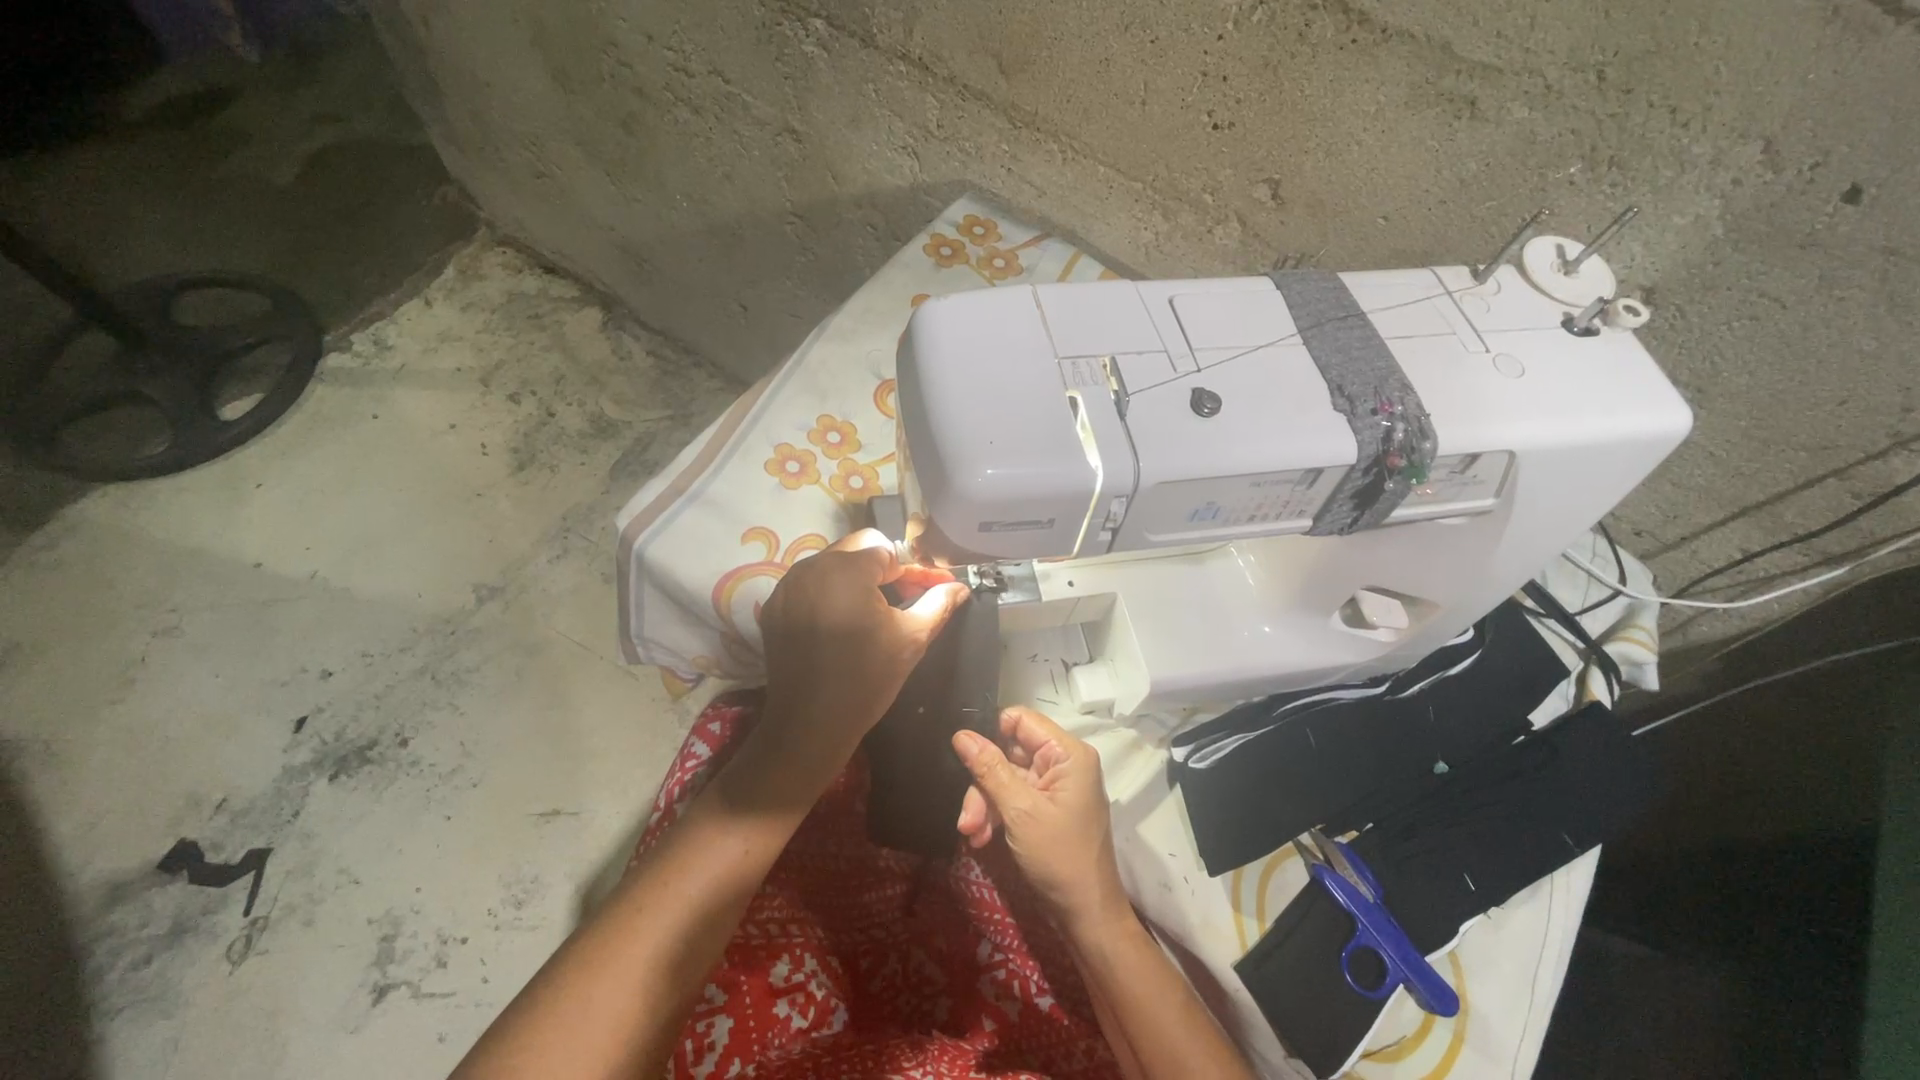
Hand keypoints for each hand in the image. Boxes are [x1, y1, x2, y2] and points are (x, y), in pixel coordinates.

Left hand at [759, 529, 970, 750]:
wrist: (810, 723)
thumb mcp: (911, 639)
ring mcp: (787, 585)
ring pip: (831, 563)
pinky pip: (808, 584)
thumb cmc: (867, 679)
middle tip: (903, 599)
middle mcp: (811, 566)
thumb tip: (959, 586)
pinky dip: (828, 593)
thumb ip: (937, 604)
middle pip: (857, 548)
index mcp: (847, 569)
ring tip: (873, 610)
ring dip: (855, 578)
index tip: (929, 592)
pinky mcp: (773, 605)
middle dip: (883, 568)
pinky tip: (841, 622)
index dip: (913, 571)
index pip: (888, 551)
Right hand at [952, 707, 1131, 931]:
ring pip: (1005, 778)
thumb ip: (989, 769)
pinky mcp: (1044, 809)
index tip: (967, 759)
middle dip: (983, 784)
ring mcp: (1053, 788)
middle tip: (967, 819)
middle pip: (1008, 752)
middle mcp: (1062, 764)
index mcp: (1067, 754)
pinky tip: (982, 839)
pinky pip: (1012, 799)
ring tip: (972, 834)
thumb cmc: (1058, 857)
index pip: (1021, 720)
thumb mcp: (1019, 811)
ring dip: (984, 805)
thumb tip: (960, 734)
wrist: (1085, 913)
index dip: (992, 734)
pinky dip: (995, 816)